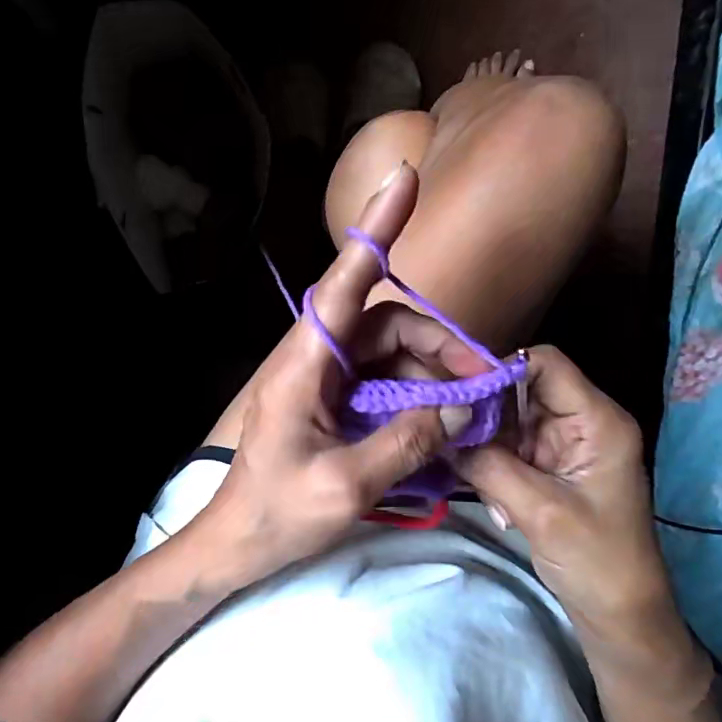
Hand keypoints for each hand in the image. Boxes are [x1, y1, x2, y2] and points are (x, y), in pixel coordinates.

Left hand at [196, 163, 486, 582]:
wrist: (238, 542)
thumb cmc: (278, 515)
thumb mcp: (346, 486)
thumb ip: (406, 442)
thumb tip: (460, 406)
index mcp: (303, 366)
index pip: (342, 284)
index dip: (374, 230)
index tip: (404, 179)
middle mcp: (312, 360)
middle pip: (385, 323)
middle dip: (438, 344)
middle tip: (483, 387)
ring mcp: (322, 380)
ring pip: (389, 354)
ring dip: (431, 376)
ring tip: (465, 417)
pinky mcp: (331, 402)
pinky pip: (382, 382)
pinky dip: (414, 396)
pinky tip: (438, 426)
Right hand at [453, 346, 672, 626]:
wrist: (619, 613)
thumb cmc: (597, 560)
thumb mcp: (540, 510)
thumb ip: (489, 465)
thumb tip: (440, 434)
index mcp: (596, 420)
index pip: (543, 364)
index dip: (498, 369)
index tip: (454, 395)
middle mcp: (578, 422)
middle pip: (518, 388)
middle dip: (482, 410)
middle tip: (447, 435)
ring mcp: (558, 445)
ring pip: (504, 419)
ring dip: (481, 443)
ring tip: (470, 475)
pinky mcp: (543, 467)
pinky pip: (503, 447)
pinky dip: (486, 464)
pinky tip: (486, 494)